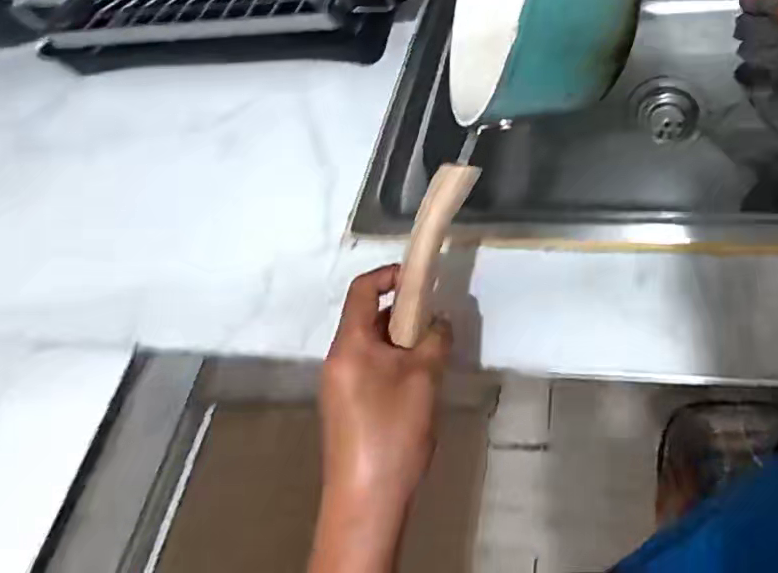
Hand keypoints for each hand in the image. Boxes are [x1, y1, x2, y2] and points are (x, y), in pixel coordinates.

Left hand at [317, 265, 450, 517]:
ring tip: (433, 355)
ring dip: (403, 339)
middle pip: (368, 316)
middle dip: (404, 311)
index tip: (421, 278)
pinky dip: (396, 361)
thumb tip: (439, 322)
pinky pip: (372, 366)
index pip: (362, 289)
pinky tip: (420, 383)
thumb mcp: (425, 376)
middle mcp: (338, 360)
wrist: (366, 504)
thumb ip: (435, 338)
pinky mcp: (348, 407)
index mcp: (349, 345)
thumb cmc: (393, 431)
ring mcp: (340, 385)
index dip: (390, 274)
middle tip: (436, 321)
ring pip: (373, 344)